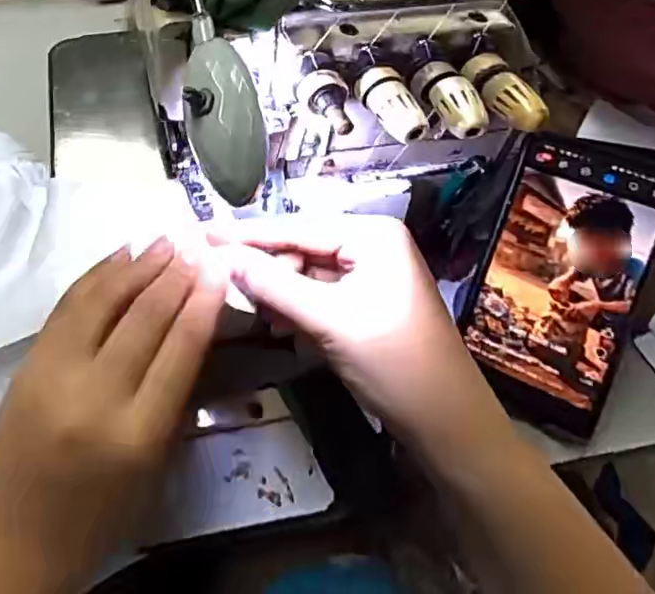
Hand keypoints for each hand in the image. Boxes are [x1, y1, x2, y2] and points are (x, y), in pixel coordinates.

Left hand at [0, 239, 225, 593]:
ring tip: (165, 241)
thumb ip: (176, 397)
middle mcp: (94, 397)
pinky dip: (99, 274)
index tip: (219, 267)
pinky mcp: (28, 362)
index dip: (203, 302)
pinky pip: (69, 304)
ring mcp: (54, 373)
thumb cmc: (98, 515)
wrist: (9, 540)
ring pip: (103, 300)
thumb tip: (196, 325)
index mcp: (137, 435)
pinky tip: (121, 256)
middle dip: (176, 275)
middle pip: (144, 317)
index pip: (179, 350)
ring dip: (139, 265)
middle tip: (198, 247)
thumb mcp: (154, 466)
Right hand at [211, 216, 500, 450]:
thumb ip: (274, 285)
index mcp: (372, 234)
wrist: (449, 427)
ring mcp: (371, 273)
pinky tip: (273, 318)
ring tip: (239, 298)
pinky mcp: (367, 301)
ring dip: (278, 287)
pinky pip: (321, 293)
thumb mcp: (329, 321)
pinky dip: (297, 305)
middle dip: (265, 263)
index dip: (249, 233)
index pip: (298, 226)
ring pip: (308, 271)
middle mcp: (372, 243)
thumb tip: (222, 257)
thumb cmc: (394, 364)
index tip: (204, 233)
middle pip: (303, 245)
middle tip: (218, 274)